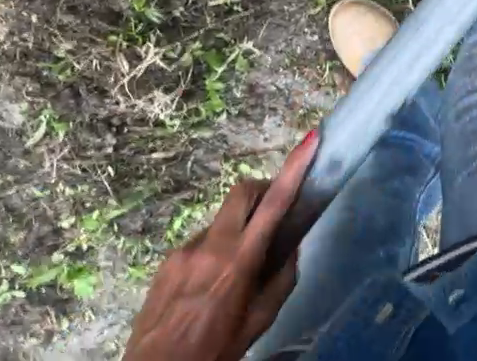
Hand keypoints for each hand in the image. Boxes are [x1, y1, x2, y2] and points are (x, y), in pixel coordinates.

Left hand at [124, 133, 316, 360]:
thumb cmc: (215, 352)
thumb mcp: (259, 321)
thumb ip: (281, 279)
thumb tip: (291, 248)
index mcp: (239, 261)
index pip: (274, 202)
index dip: (295, 167)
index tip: (310, 139)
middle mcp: (210, 247)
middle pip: (241, 192)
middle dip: (262, 190)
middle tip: (273, 212)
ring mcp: (183, 252)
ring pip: (222, 220)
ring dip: (237, 229)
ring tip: (235, 270)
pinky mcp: (166, 262)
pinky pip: (201, 242)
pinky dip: (215, 250)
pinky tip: (210, 285)